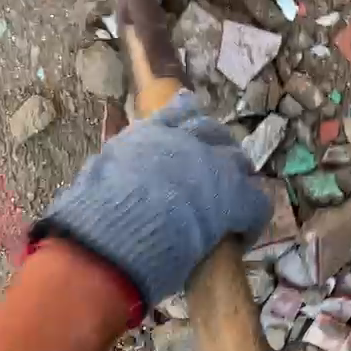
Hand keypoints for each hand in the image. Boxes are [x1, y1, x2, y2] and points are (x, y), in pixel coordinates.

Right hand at [31, 91, 270, 306]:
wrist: (113, 237)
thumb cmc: (94, 215)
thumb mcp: (98, 175)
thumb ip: (114, 166)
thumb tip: (109, 170)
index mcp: (149, 134)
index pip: (181, 113)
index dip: (193, 124)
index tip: (195, 137)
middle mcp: (183, 141)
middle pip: (216, 135)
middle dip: (219, 154)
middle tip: (217, 180)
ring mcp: (212, 166)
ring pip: (240, 164)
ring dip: (238, 183)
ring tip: (232, 208)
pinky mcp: (233, 197)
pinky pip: (256, 204)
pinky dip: (252, 221)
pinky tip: (241, 238)